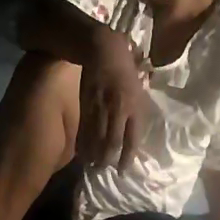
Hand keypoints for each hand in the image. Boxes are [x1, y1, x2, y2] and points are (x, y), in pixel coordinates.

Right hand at [78, 36, 147, 168]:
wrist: (102, 48)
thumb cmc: (124, 64)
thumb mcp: (138, 85)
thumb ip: (137, 105)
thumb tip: (137, 123)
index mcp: (135, 106)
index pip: (132, 138)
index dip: (127, 157)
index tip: (123, 170)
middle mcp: (119, 109)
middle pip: (113, 142)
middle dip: (108, 159)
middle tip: (104, 170)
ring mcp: (101, 107)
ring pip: (97, 137)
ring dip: (94, 153)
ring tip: (91, 165)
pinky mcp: (86, 103)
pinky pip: (85, 127)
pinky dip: (83, 140)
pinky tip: (81, 150)